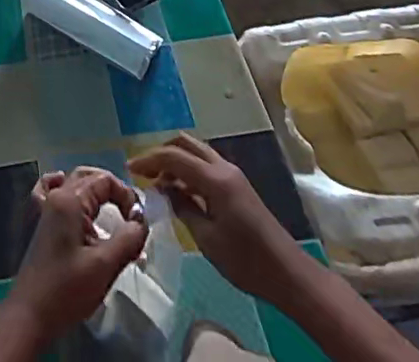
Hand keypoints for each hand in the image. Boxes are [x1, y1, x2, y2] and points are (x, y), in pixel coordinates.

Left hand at [0, 169, 146, 356]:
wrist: (31, 312)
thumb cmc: (67, 289)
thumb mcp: (104, 265)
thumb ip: (128, 239)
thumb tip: (141, 220)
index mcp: (69, 200)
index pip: (104, 180)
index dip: (126, 195)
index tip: (139, 222)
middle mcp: (55, 196)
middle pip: (89, 178)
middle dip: (114, 192)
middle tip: (132, 217)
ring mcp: (45, 207)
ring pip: (74, 185)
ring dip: (96, 193)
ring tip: (114, 212)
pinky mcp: (41, 222)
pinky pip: (53, 192)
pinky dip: (68, 191)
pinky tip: (76, 201)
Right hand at [127, 134, 309, 303]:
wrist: (289, 274)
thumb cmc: (245, 261)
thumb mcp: (205, 238)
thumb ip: (182, 206)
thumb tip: (163, 188)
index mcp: (215, 180)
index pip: (173, 156)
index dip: (148, 160)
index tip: (130, 170)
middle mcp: (224, 169)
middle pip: (185, 143)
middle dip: (161, 152)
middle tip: (144, 172)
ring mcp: (233, 175)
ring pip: (196, 152)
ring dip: (175, 160)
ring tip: (159, 183)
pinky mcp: (237, 185)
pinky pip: (206, 165)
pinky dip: (188, 169)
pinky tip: (180, 191)